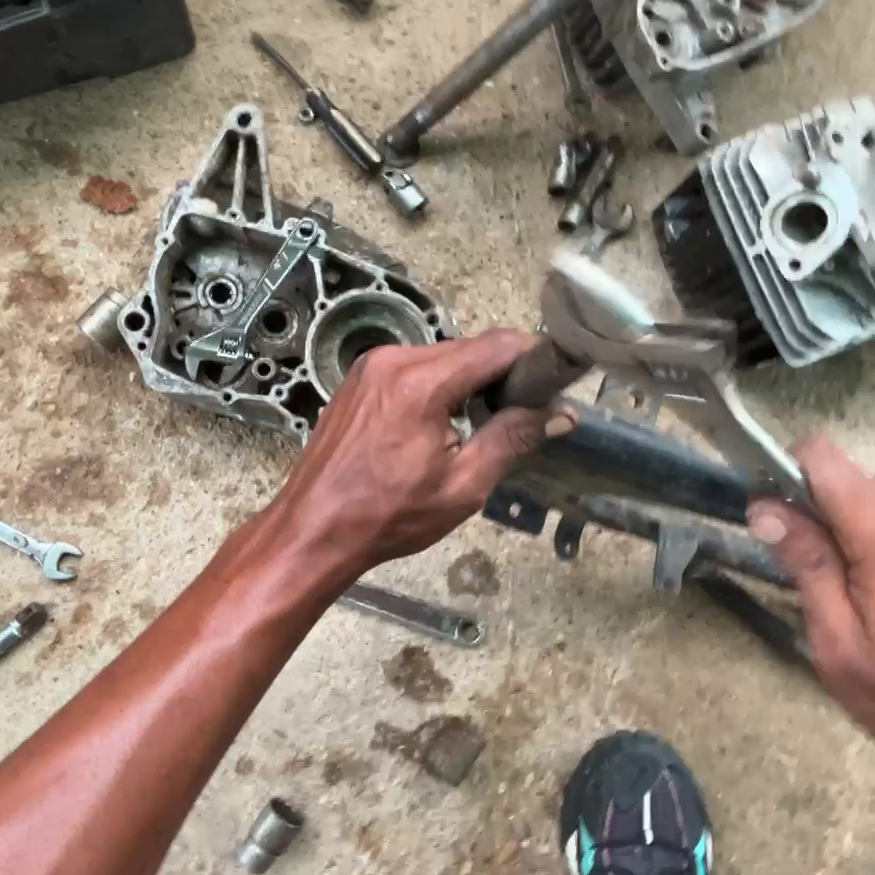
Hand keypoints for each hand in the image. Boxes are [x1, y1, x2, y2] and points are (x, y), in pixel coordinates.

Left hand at [266, 330, 571, 573]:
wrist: (314, 529)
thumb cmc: (388, 516)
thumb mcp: (463, 485)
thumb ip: (512, 438)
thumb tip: (560, 414)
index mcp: (421, 382)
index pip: (496, 346)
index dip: (534, 355)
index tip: (557, 377)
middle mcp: (394, 359)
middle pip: (469, 348)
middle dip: (503, 371)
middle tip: (527, 407)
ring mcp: (371, 366)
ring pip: (441, 356)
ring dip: (470, 379)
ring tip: (487, 419)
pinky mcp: (359, 379)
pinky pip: (414, 368)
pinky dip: (439, 384)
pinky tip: (445, 420)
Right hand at [749, 436, 874, 786]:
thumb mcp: (843, 649)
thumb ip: (807, 567)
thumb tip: (765, 508)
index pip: (821, 458)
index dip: (786, 478)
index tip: (777, 525)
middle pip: (844, 491)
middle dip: (823, 533)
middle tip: (829, 600)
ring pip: (873, 514)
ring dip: (856, 551)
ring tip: (872, 617)